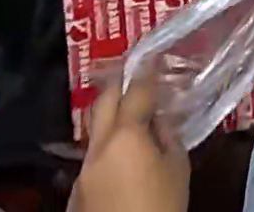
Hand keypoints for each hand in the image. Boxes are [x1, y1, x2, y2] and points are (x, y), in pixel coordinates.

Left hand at [73, 70, 189, 211]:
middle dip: (119, 84)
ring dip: (112, 118)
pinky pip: (93, 159)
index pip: (137, 91)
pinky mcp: (76, 197)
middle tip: (135, 74)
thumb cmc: (162, 207)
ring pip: (95, 132)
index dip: (147, 71)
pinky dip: (108, 148)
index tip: (154, 55)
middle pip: (102, 103)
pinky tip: (124, 159)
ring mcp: (82, 174)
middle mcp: (98, 149)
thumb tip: (159, 120)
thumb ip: (167, 135)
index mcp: (125, 136)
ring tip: (134, 117)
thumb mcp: (178, 167)